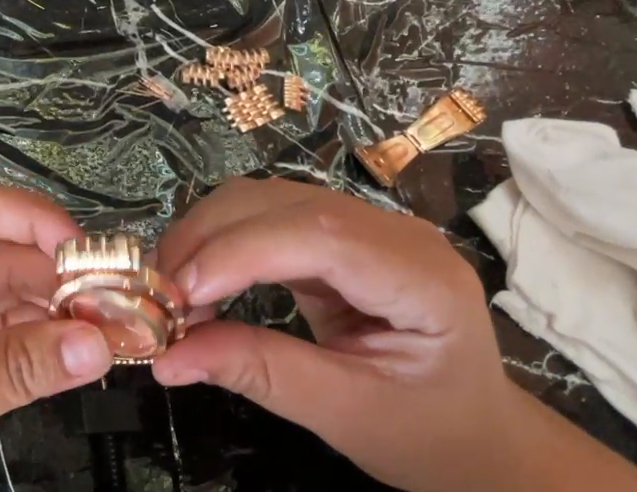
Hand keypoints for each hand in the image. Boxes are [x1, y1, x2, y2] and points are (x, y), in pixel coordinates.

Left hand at [0, 182, 112, 491]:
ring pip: (7, 302)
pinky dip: (42, 348)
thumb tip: (86, 343)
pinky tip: (76, 353)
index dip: (28, 219)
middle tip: (111, 298)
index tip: (80, 248)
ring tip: (107, 326)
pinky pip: (5, 345)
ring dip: (56, 312)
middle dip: (55, 273)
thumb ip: (7, 371)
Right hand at [150, 177, 636, 491]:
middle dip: (208, 240)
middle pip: (280, 202)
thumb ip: (261, 374)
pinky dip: (218, 243)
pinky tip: (197, 282)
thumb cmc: (432, 437)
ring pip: (260, 199)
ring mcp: (361, 223)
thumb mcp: (349, 417)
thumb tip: (167, 359)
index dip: (240, 252)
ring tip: (171, 295)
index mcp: (420, 275)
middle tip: (156, 300)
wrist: (480, 437)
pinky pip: (261, 218)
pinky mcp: (332, 232)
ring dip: (204, 236)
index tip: (179, 293)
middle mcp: (391, 229)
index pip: (318, 233)